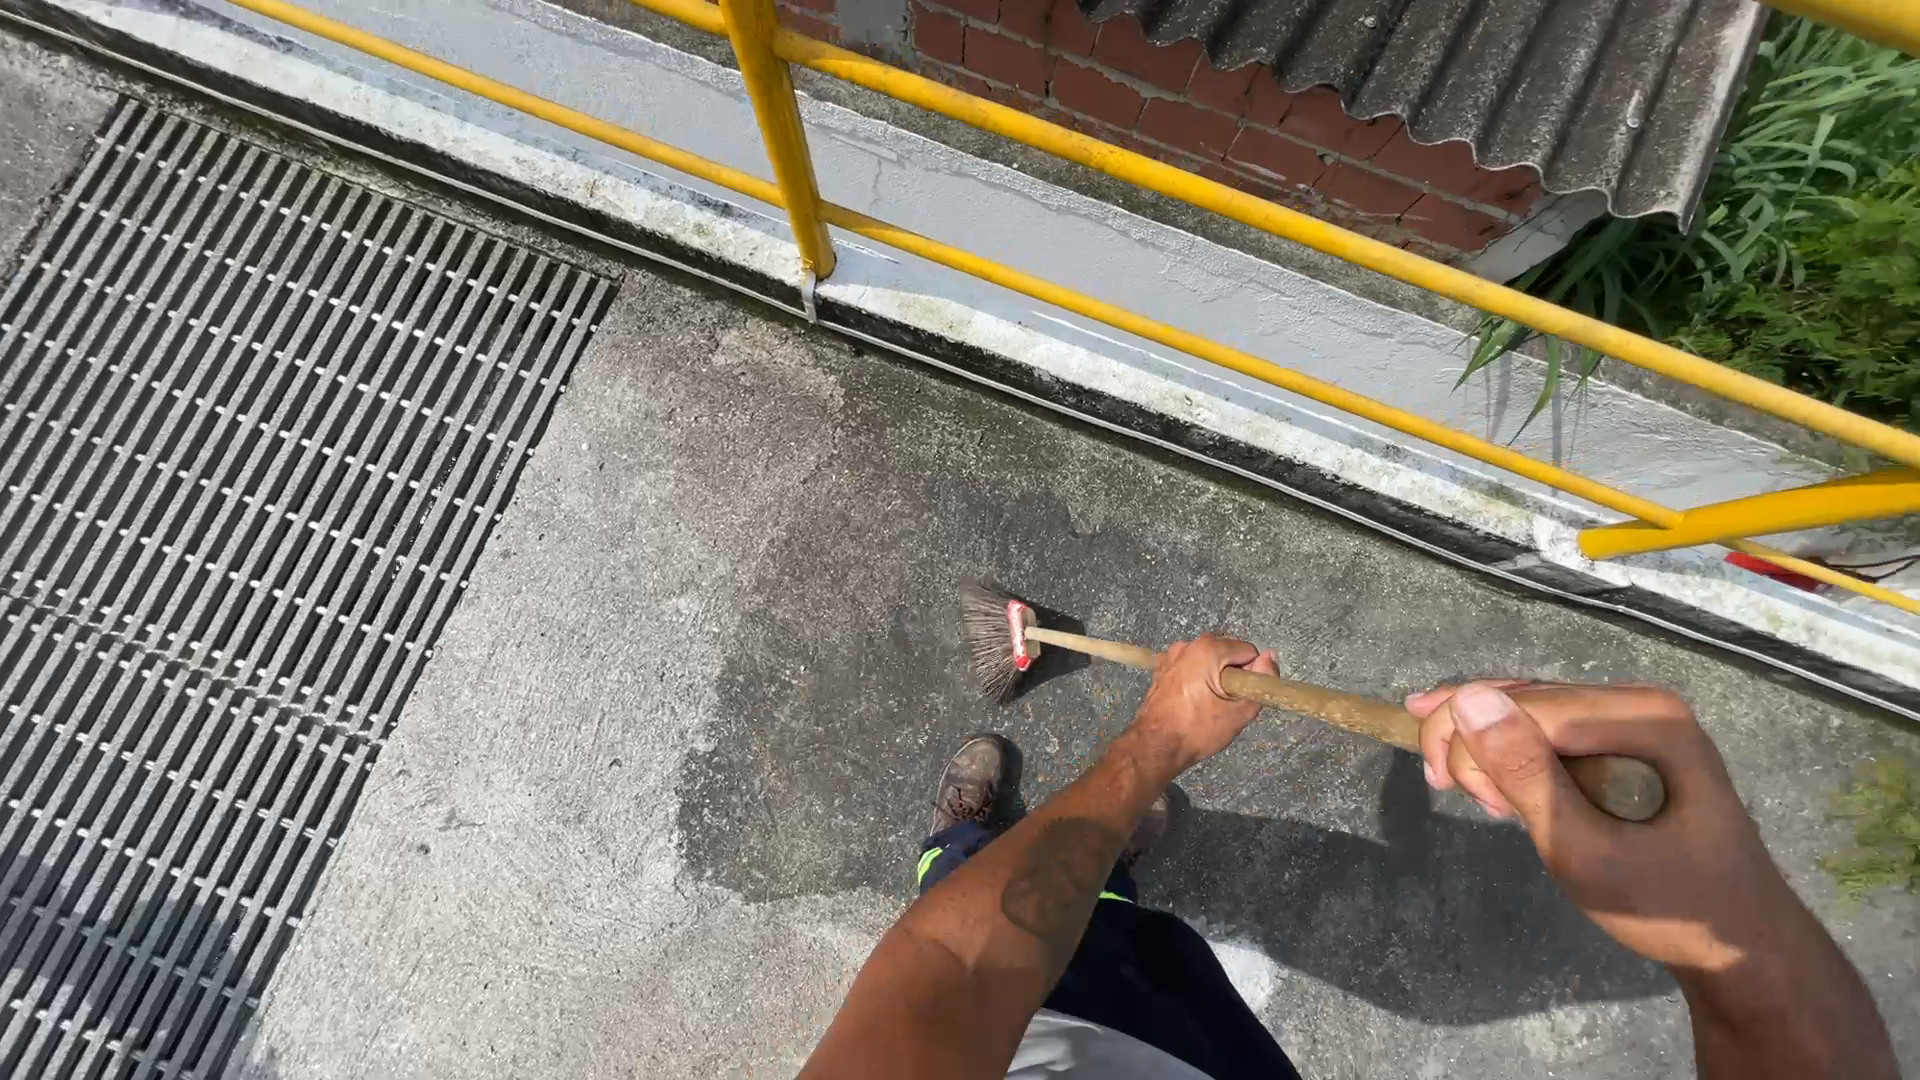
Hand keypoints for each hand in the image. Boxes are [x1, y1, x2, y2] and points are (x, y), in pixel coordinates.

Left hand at [1128, 633, 1275, 774]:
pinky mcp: (1163, 669)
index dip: (1252, 675)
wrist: (1157, 745)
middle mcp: (1187, 646)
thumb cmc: (1197, 730)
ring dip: (1217, 678)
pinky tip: (1195, 702)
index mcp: (1207, 649)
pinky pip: (1192, 667)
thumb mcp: (1240, 710)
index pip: (1249, 652)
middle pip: (1228, 653)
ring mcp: (1172, 656)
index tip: (1244, 696)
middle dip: (1234, 675)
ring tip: (1211, 705)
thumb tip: (1270, 658)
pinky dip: (1199, 679)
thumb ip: (1261, 682)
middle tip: (1229, 703)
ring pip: (1210, 661)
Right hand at [1406, 680, 1795, 972]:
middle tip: (1451, 792)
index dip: (1467, 737)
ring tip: (1483, 799)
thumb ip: (1525, 772)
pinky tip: (1498, 785)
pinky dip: (1506, 753)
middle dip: (1470, 743)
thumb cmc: (1664, 903)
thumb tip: (1468, 699)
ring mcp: (1630, 717)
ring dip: (1482, 750)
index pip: (1519, 704)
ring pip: (1516, 708)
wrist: (1739, 947)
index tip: (1444, 788)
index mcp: (1644, 720)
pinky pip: (1537, 725)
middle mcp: (1637, 702)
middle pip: (1514, 698)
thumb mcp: (1582, 848)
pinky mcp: (1619, 735)